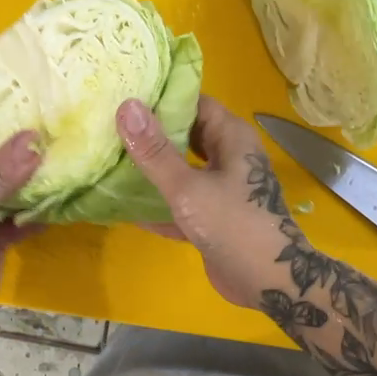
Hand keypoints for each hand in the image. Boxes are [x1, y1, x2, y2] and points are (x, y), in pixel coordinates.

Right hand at [117, 95, 305, 308]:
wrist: (268, 281)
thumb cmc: (234, 226)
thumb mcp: (188, 187)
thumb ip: (155, 152)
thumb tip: (126, 106)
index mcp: (231, 138)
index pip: (195, 103)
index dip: (162, 98)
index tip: (124, 93)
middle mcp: (228, 158)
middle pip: (185, 137)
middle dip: (150, 135)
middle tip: (108, 127)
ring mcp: (222, 191)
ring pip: (182, 172)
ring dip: (151, 171)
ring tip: (109, 160)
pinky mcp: (213, 220)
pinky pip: (181, 205)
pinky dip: (158, 205)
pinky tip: (123, 207)